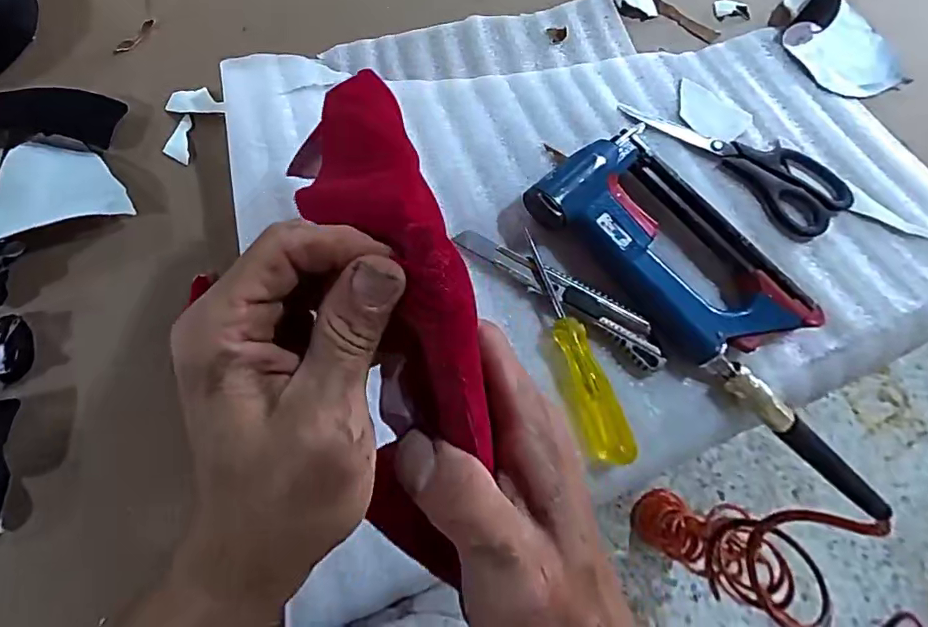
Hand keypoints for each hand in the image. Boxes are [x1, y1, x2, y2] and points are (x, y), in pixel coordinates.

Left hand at [144, 221, 406, 625]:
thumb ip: (349, 332)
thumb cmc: (284, 499)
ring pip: (310, 274)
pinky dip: (354, 305)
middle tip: (411, 274)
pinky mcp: (271, 346)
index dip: (342, 242)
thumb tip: (386, 263)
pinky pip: (315, 302)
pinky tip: (391, 318)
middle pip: (295, 254)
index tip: (397, 262)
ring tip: (409, 290)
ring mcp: (247, 330)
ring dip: (359, 280)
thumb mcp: (324, 414)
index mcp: (220, 327)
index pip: (282, 247)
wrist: (255, 558)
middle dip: (355, 257)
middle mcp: (225, 315)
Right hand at [395, 321, 632, 626]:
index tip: (389, 334)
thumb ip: (463, 495)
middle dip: (419, 370)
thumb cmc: (550, 602)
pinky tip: (401, 457)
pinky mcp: (498, 468)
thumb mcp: (507, 554)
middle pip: (464, 364)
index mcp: (531, 418)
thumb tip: (412, 443)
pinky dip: (426, 435)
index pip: (482, 340)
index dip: (436, 328)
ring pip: (455, 397)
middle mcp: (522, 416)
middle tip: (377, 394)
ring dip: (418, 405)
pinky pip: (455, 432)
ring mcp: (511, 441)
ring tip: (382, 424)